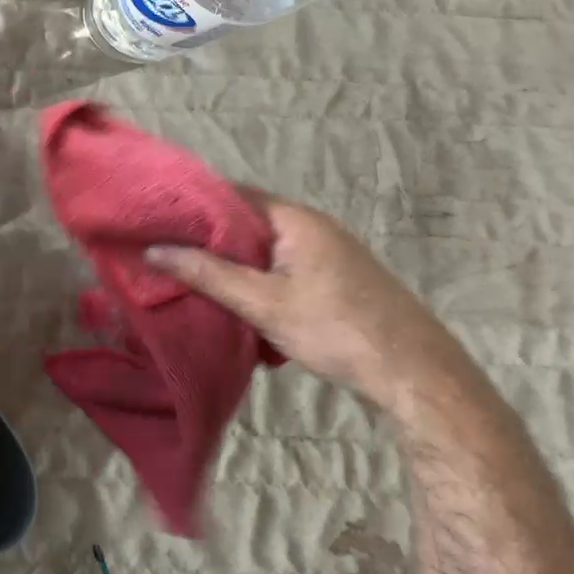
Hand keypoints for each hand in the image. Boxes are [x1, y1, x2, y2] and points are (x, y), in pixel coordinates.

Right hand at [146, 193, 465, 412]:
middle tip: (162, 250)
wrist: (421, 380)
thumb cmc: (338, 331)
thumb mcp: (262, 303)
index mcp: (295, 220)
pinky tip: (235, 301)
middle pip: (243, 221)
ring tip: (189, 277)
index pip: (229, 193)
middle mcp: (312, 227)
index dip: (188, 203)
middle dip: (204, 238)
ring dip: (229, 263)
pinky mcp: (336, 279)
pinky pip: (280, 266)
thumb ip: (206, 273)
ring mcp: (328, 253)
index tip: (151, 218)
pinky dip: (254, 279)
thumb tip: (151, 250)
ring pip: (261, 248)